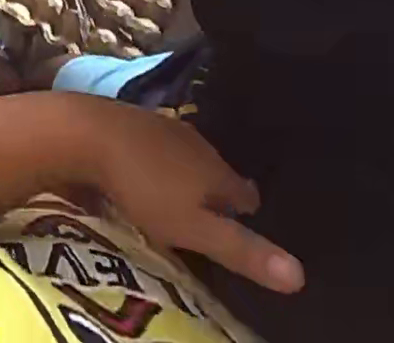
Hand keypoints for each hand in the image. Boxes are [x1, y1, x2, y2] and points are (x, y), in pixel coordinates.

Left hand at [65, 97, 305, 294]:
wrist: (93, 133)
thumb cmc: (145, 187)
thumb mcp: (193, 228)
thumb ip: (240, 249)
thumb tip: (299, 274)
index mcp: (218, 171)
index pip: (248, 194)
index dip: (250, 213)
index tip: (249, 225)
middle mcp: (200, 144)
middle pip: (220, 172)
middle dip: (222, 191)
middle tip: (218, 213)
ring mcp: (169, 127)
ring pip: (192, 155)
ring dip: (192, 173)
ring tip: (188, 193)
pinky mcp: (141, 120)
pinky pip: (164, 143)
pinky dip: (166, 159)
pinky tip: (154, 168)